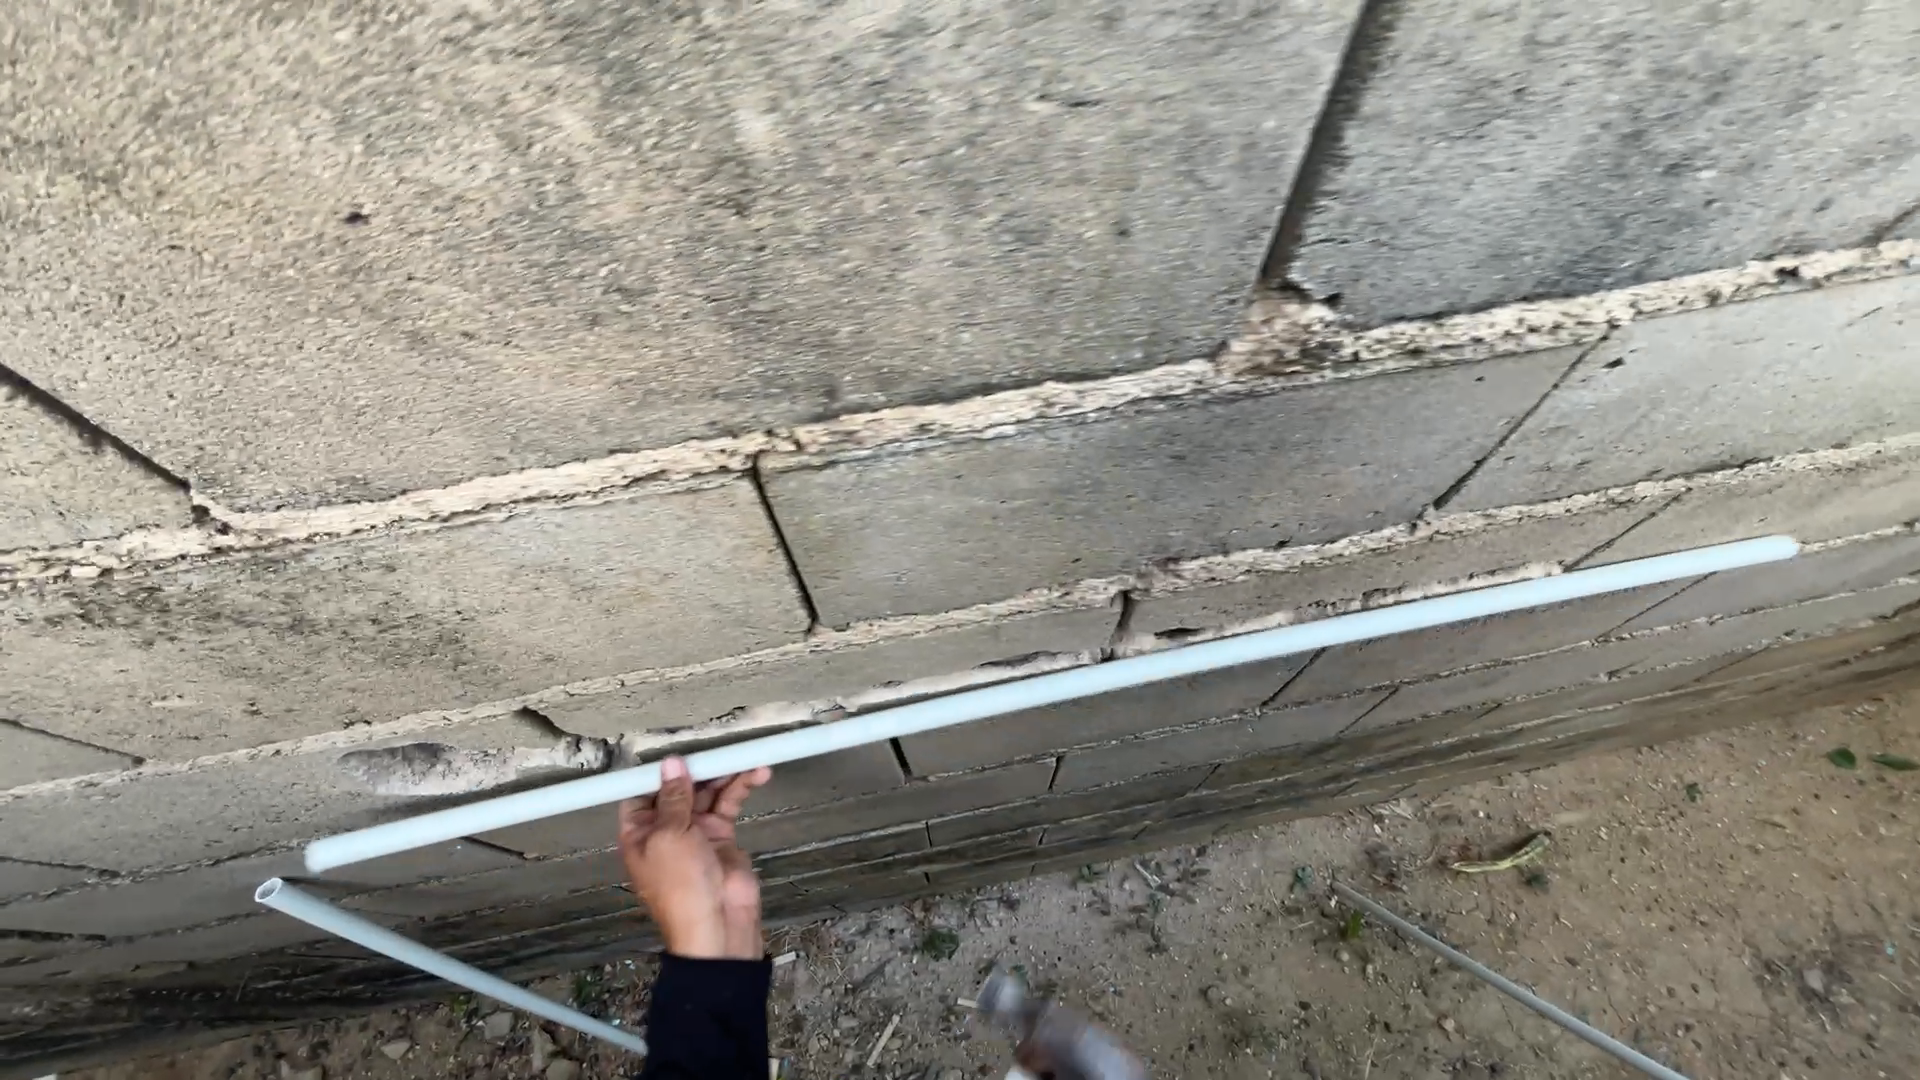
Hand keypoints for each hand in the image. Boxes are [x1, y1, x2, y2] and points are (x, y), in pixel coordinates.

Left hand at [617, 756, 772, 958]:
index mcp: (639, 832)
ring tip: (745, 757)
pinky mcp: (722, 833)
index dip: (657, 771)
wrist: (718, 923)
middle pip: (679, 787)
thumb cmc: (681, 883)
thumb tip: (672, 762)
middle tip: (718, 746)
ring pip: (708, 791)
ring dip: (725, 773)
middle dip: (698, 766)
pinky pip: (730, 802)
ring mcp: (695, 830)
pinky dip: (743, 786)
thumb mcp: (668, 837)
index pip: (642, 792)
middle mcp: (665, 828)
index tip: (676, 746)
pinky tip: (758, 773)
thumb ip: (673, 797)